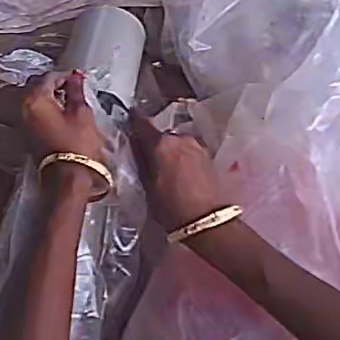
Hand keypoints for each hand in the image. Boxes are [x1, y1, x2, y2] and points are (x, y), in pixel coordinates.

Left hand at [22, 70, 108, 192]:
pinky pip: (36, 112)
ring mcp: (24, 122)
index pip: (49, 77)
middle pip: (38, 87)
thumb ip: (76, 90)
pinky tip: (62, 112)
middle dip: (56, 84)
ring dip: (51, 96)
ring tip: (70, 99)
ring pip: (36, 100)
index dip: (65, 75)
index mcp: (35, 100)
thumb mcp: (81, 112)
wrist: (69, 176)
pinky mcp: (28, 134)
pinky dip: (48, 108)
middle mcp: (24, 109)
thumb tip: (76, 76)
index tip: (79, 78)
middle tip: (75, 86)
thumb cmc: (77, 143)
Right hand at [130, 111, 229, 230]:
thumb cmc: (172, 207)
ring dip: (171, 151)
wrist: (209, 221)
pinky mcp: (210, 156)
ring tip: (166, 169)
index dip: (134, 121)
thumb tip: (135, 143)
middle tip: (148, 158)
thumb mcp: (148, 187)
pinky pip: (190, 151)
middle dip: (154, 144)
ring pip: (177, 143)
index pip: (143, 124)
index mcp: (162, 144)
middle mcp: (181, 138)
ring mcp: (198, 145)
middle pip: (162, 136)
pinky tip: (181, 172)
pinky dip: (183, 157)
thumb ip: (141, 161)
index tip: (129, 117)